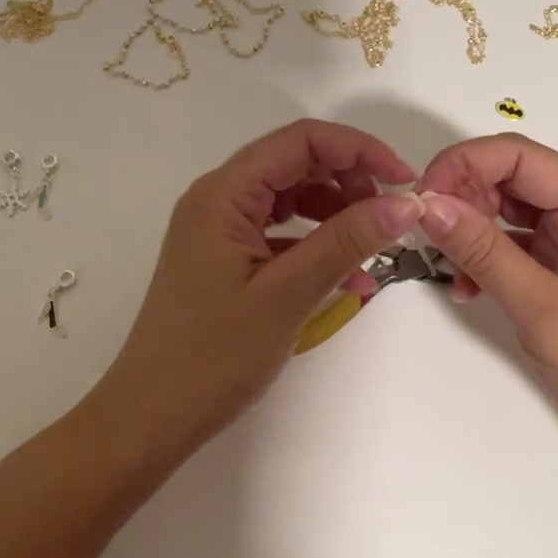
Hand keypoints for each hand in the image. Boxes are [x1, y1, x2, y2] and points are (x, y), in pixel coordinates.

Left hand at [92, 120, 420, 452]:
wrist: (151, 416)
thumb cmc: (213, 355)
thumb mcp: (288, 294)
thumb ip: (346, 241)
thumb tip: (406, 202)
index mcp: (223, 193)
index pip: (300, 140)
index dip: (357, 149)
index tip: (404, 180)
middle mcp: (217, 199)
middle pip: (294, 163)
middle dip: (349, 180)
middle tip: (391, 216)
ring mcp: (218, 229)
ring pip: (289, 198)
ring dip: (336, 214)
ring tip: (373, 248)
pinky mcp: (224, 257)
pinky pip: (278, 233)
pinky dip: (315, 245)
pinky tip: (347, 278)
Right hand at [416, 134, 557, 464]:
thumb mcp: (545, 312)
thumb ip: (485, 253)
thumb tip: (428, 204)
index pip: (521, 156)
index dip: (464, 164)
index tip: (420, 199)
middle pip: (511, 175)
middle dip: (461, 195)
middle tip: (424, 233)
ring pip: (505, 207)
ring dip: (468, 227)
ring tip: (445, 264)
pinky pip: (511, 241)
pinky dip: (481, 256)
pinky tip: (465, 288)